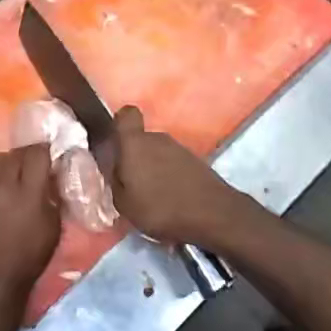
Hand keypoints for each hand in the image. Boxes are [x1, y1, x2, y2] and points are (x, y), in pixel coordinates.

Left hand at [0, 144, 60, 310]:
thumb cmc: (29, 257)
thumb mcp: (53, 227)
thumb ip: (53, 195)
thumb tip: (51, 174)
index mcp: (29, 192)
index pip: (38, 154)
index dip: (45, 150)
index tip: (50, 153)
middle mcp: (3, 183)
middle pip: (16, 153)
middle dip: (27, 155)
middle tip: (33, 163)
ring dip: (8, 163)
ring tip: (13, 174)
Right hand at [108, 107, 252, 246]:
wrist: (215, 216)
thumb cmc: (160, 207)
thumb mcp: (123, 203)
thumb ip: (116, 180)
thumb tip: (116, 168)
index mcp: (135, 143)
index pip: (126, 115)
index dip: (120, 123)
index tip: (117, 142)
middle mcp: (158, 138)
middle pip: (142, 140)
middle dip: (136, 157)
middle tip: (133, 182)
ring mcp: (181, 149)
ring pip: (159, 153)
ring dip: (155, 169)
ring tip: (154, 196)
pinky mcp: (199, 163)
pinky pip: (176, 165)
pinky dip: (172, 178)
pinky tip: (173, 200)